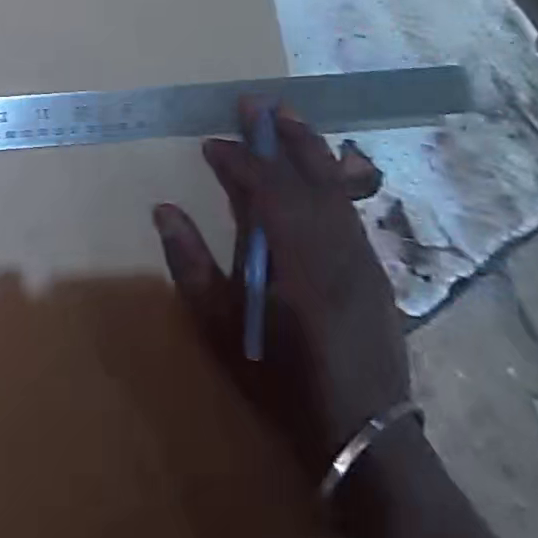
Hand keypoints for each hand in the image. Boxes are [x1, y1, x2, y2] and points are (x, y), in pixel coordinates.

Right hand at [152, 101, 409, 475]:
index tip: (210, 144)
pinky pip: (351, 209)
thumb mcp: (219, 325)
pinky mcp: (373, 271)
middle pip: (310, 174)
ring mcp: (361, 256)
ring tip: (291, 120)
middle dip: (283, 135)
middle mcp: (334, 245)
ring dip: (311, 150)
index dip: (237, 160)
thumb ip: (190, 262)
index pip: (265, 187)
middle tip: (259, 103)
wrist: (361, 433)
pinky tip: (327, 172)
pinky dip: (334, 180)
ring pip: (337, 187)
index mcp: (295, 256)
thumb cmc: (279, 376)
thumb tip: (164, 209)